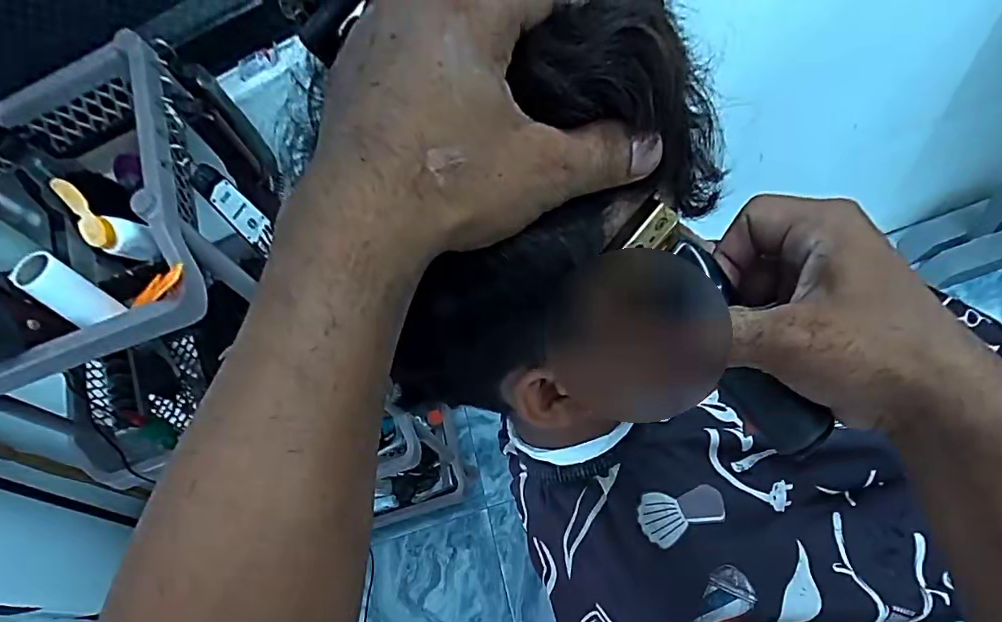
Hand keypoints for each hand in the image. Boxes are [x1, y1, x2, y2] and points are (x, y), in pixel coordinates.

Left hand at [306, 0, 663, 257]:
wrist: (361, 219)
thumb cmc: (447, 183)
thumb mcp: (541, 171)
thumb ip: (600, 155)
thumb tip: (647, 148)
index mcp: (469, 9)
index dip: (576, 12)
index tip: (594, 36)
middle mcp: (415, 2)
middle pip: (487, 1)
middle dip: (524, 27)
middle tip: (552, 65)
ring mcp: (375, 31)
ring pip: (442, 16)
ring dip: (475, 40)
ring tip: (502, 84)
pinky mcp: (354, 69)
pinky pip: (406, 43)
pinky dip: (436, 61)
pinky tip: (449, 102)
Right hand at [715, 195, 1001, 432]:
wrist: (938, 400)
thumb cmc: (865, 352)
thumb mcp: (783, 340)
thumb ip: (718, 333)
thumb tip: (665, 332)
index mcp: (822, 227)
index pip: (749, 222)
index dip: (723, 261)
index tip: (713, 309)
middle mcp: (830, 249)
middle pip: (757, 267)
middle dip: (733, 312)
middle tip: (722, 351)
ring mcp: (839, 290)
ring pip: (771, 306)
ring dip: (750, 344)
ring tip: (743, 379)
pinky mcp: (843, 327)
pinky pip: (791, 332)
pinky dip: (773, 359)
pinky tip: (765, 393)